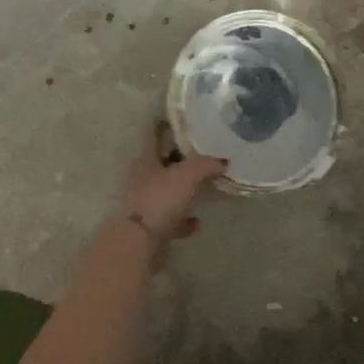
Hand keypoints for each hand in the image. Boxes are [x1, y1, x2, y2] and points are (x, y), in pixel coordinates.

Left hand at [120, 127, 225, 242]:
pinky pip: (170, 221)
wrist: (139, 243)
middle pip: (161, 165)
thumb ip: (205, 165)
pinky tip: (197, 224)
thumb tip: (223, 160)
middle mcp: (141, 179)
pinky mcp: (150, 229)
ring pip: (166, 193)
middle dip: (179, 162)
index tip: (181, 121)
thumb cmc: (160, 199)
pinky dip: (183, 221)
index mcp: (145, 160)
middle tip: (201, 157)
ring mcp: (145, 205)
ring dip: (182, 193)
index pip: (154, 135)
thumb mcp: (187, 175)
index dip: (165, 126)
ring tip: (203, 192)